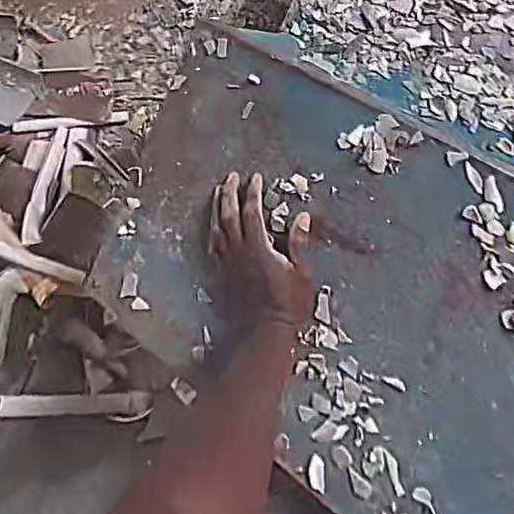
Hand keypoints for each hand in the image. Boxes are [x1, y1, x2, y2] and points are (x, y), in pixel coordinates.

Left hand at [210, 172, 313, 328]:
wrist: (262, 336)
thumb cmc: (287, 307)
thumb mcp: (301, 274)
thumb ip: (299, 243)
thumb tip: (302, 217)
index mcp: (258, 248)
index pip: (252, 212)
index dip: (253, 193)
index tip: (255, 178)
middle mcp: (238, 252)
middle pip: (229, 215)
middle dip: (230, 193)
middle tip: (230, 177)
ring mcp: (226, 264)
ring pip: (216, 228)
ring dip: (217, 208)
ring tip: (218, 193)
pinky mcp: (219, 276)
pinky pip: (212, 247)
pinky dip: (212, 230)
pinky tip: (213, 226)